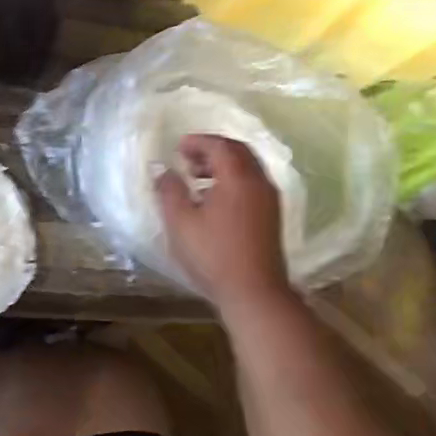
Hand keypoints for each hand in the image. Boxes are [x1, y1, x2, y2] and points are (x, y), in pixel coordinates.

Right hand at [155, 134, 293, 311]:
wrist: (255, 293)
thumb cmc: (213, 255)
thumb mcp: (180, 222)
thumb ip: (169, 190)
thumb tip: (163, 170)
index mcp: (238, 177)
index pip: (219, 145)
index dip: (197, 142)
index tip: (178, 147)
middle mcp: (259, 181)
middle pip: (238, 151)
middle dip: (212, 149)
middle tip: (188, 158)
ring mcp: (269, 199)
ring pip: (247, 167)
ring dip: (223, 165)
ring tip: (198, 178)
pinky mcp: (272, 216)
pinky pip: (252, 183)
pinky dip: (233, 180)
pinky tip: (215, 200)